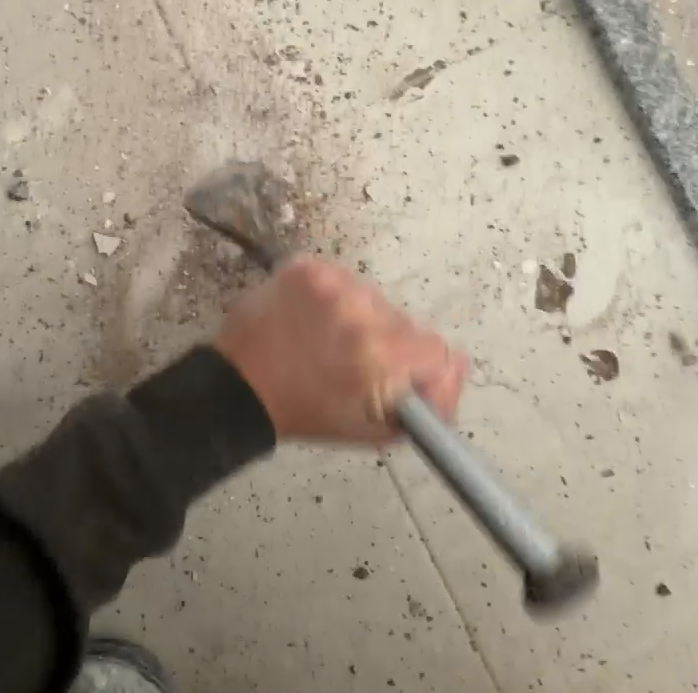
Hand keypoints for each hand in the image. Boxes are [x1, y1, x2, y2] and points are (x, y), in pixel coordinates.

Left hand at [214, 257, 467, 444]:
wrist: (241, 385)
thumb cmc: (306, 410)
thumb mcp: (374, 428)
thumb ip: (430, 404)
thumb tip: (456, 366)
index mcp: (379, 354)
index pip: (437, 349)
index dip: (425, 370)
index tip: (404, 379)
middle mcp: (359, 311)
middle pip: (404, 322)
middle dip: (389, 344)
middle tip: (355, 362)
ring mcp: (329, 283)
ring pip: (373, 298)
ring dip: (360, 317)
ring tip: (329, 340)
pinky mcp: (305, 268)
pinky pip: (342, 279)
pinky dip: (334, 298)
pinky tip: (315, 320)